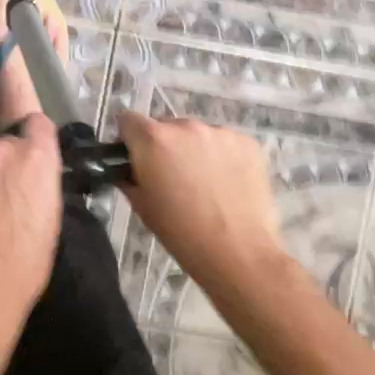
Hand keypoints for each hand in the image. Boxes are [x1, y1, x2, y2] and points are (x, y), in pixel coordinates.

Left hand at [0, 112, 62, 315]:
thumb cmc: (28, 259)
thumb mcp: (51, 215)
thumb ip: (42, 181)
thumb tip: (34, 173)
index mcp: (38, 158)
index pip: (39, 123)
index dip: (37, 137)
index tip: (35, 153)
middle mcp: (5, 148)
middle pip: (8, 144)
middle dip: (9, 162)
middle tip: (7, 193)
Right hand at [117, 111, 286, 280]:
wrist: (239, 254)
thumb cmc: (182, 233)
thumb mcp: (141, 205)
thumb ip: (129, 176)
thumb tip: (128, 168)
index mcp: (152, 138)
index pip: (128, 120)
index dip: (129, 138)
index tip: (136, 158)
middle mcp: (184, 126)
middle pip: (164, 126)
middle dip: (164, 146)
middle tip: (172, 177)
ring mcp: (218, 132)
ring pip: (196, 135)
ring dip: (194, 150)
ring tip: (205, 183)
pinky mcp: (247, 142)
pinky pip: (224, 143)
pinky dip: (222, 156)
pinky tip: (227, 183)